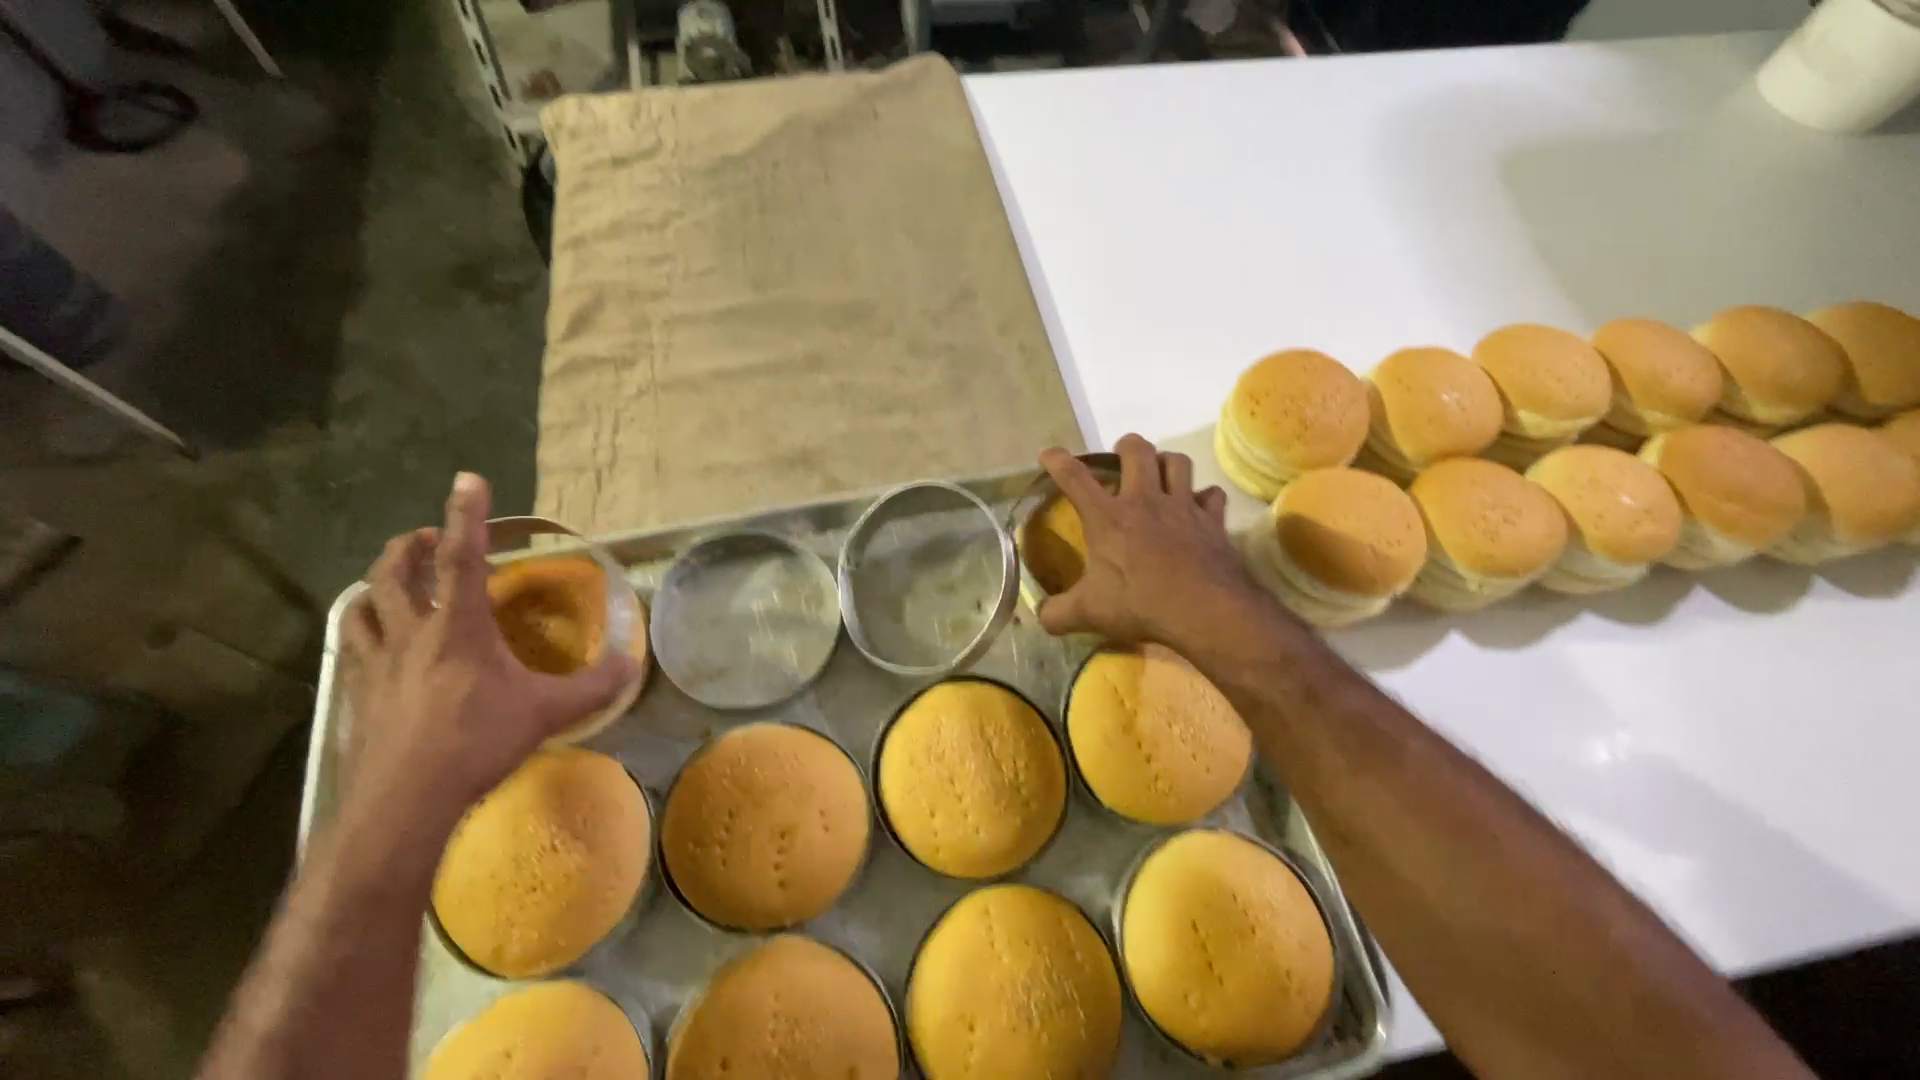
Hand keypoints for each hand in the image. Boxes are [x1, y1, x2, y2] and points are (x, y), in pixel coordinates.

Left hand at [341, 474, 636, 818]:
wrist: (402, 800)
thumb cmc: (476, 744)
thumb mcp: (547, 713)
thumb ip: (593, 686)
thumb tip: (631, 663)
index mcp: (459, 628)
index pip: (461, 556)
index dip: (467, 515)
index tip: (468, 479)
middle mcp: (412, 632)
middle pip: (397, 571)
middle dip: (409, 544)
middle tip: (426, 537)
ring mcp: (376, 662)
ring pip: (364, 603)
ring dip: (379, 581)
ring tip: (394, 581)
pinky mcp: (356, 691)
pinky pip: (353, 644)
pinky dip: (364, 627)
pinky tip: (375, 640)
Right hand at [1036, 434, 1272, 647]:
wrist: (1204, 610)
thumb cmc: (1140, 605)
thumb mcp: (1088, 613)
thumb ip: (1058, 613)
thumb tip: (1042, 617)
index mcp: (1108, 518)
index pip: (1075, 478)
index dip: (1058, 461)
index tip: (1048, 454)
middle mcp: (1145, 502)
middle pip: (1137, 451)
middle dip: (1126, 446)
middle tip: (1121, 456)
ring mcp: (1182, 507)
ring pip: (1178, 462)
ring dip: (1167, 461)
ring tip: (1160, 471)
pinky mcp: (1212, 521)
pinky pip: (1212, 495)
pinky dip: (1205, 497)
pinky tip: (1199, 506)